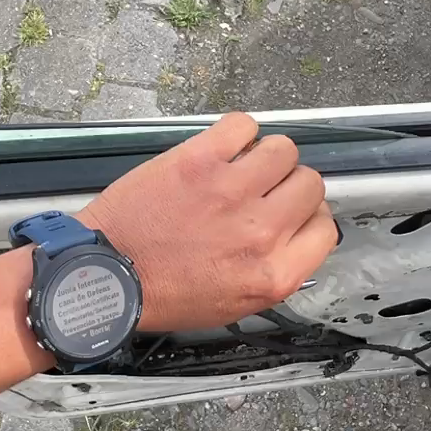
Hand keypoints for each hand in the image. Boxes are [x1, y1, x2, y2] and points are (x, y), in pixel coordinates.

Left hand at [78, 112, 337, 330]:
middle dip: (289, 185)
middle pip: (310, 183)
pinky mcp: (200, 161)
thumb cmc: (165, 293)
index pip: (326, 228)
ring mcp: (232, 191)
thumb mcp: (234, 304)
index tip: (290, 212)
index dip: (309, 216)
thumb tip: (296, 231)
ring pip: (284, 149)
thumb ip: (274, 269)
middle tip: (262, 190)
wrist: (105, 274)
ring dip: (266, 155)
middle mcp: (261, 232)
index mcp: (273, 274)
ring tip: (241, 166)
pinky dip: (237, 132)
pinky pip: (243, 126)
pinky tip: (221, 148)